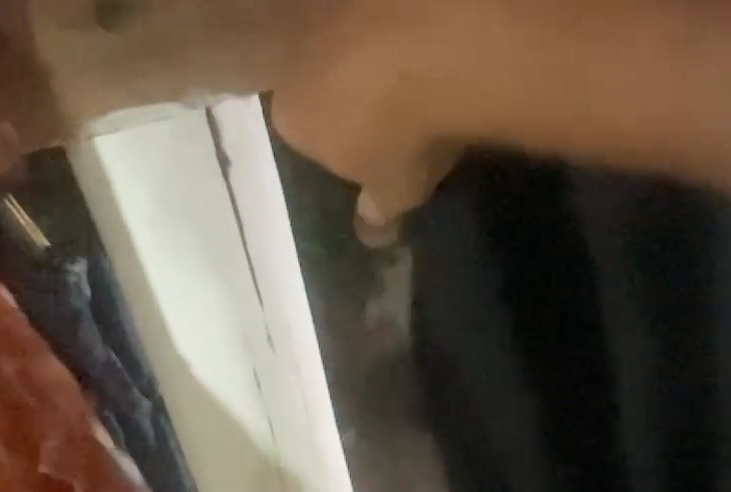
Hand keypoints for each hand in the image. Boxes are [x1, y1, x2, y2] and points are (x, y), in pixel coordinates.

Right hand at [272, 0, 474, 243]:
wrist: (437, 49)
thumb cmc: (405, 138)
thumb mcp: (397, 191)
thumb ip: (379, 210)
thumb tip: (372, 231)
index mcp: (292, 119)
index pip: (303, 134)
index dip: (335, 142)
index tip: (370, 151)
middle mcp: (294, 60)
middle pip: (314, 79)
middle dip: (344, 92)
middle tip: (393, 110)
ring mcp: (326, 12)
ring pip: (341, 37)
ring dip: (369, 51)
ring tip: (417, 66)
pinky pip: (374, 9)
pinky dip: (394, 20)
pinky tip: (427, 33)